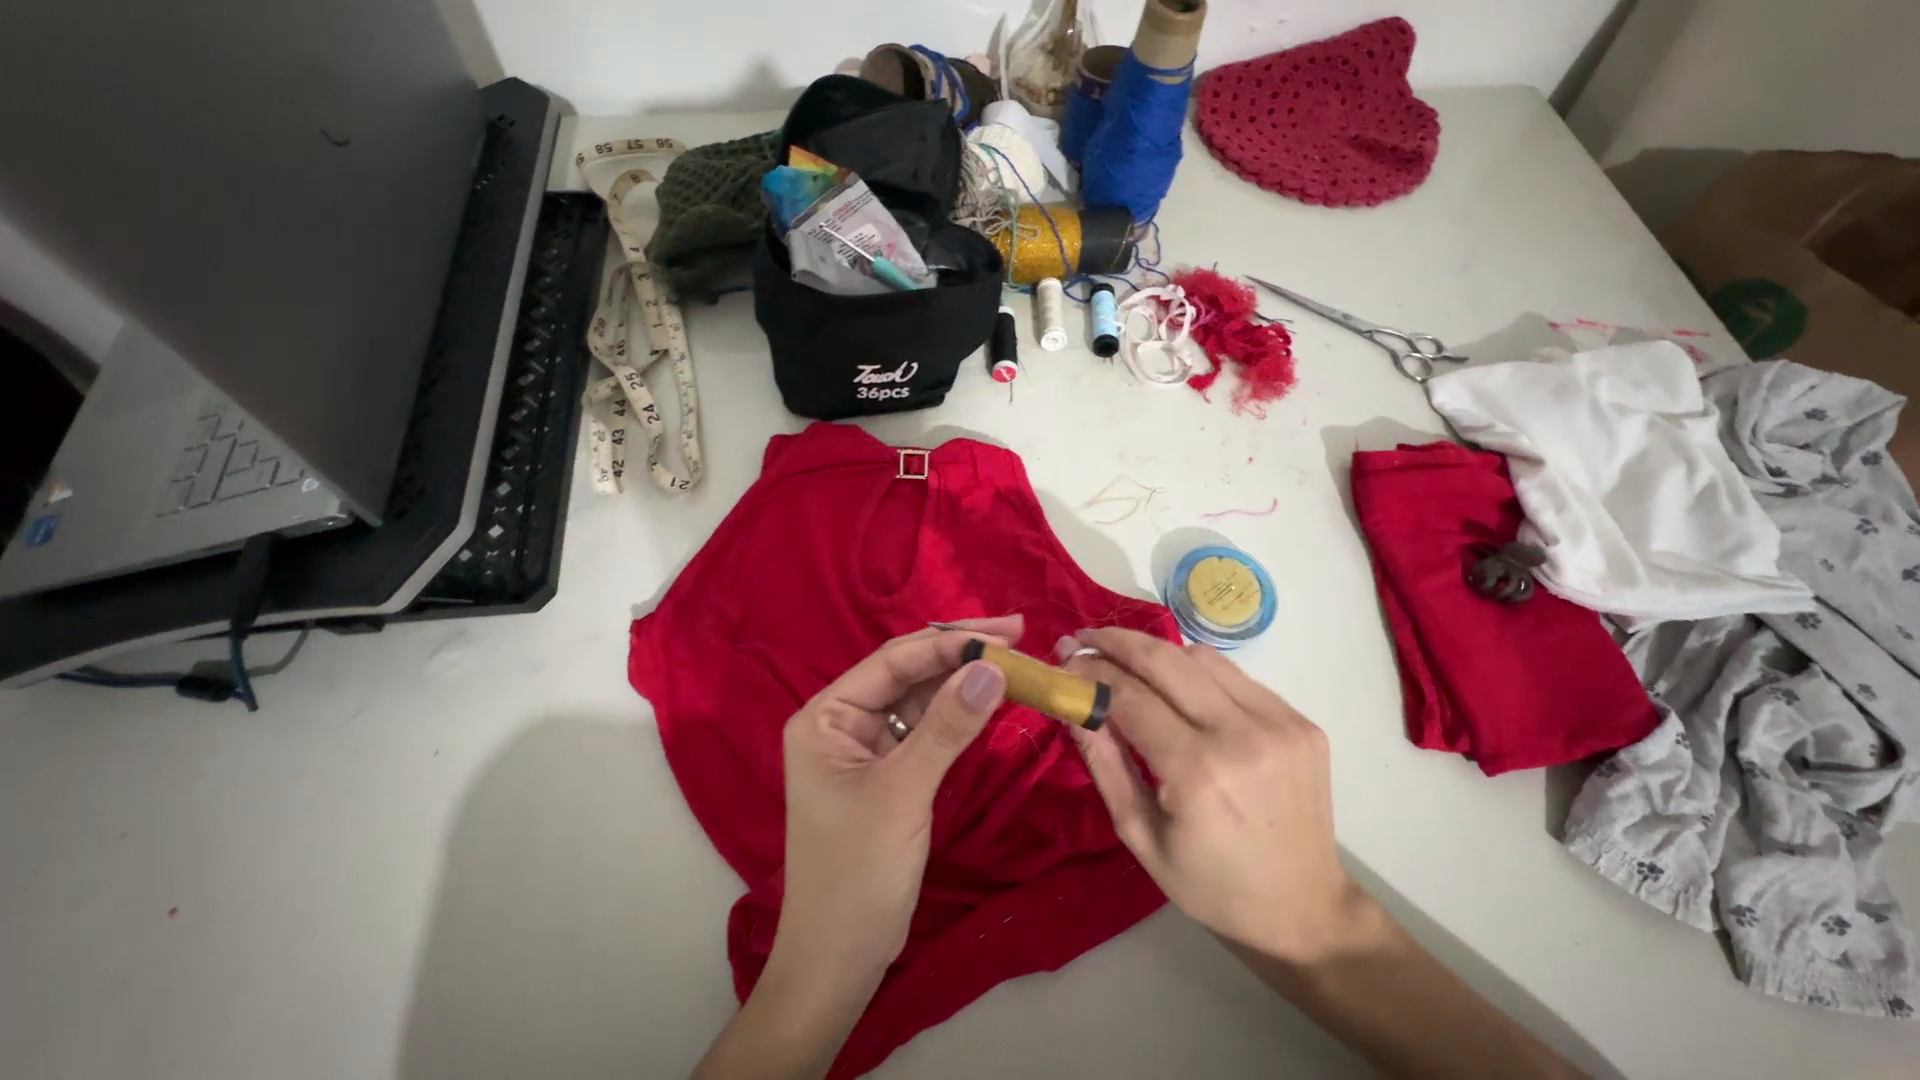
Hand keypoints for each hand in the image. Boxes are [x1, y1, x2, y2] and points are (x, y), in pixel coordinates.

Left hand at [771, 616, 1015, 980]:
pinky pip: (928, 733)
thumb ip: (946, 728)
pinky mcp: (891, 776)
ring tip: (1016, 664)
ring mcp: (867, 750)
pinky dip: (959, 718)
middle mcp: (843, 724)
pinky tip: (991, 702)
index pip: (893, 661)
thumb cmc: (856, 872)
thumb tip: (990, 667)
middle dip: (960, 656)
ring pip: (921, 702)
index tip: (1007, 631)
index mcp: (826, 717)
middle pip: (908, 675)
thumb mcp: (903, 794)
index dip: (950, 642)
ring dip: (964, 684)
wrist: (840, 957)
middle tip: (1020, 637)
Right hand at [1058, 627, 1368, 963]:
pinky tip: (1181, 692)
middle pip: (1167, 659)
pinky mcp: (1302, 722)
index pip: (1130, 697)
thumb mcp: (1140, 836)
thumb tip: (1073, 707)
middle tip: (1084, 639)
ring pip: (1204, 657)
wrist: (1304, 909)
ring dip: (1159, 653)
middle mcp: (1243, 735)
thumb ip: (1105, 764)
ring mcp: (1280, 723)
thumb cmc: (1211, 886)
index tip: (1064, 663)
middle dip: (1117, 642)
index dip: (1091, 674)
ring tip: (1129, 663)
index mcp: (1198, 772)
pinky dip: (1199, 675)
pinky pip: (1238, 678)